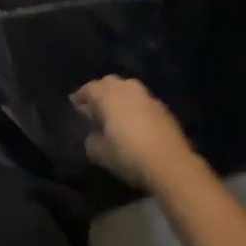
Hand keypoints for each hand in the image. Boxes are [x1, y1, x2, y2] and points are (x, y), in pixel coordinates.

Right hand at [72, 77, 195, 188]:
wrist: (170, 163)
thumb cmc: (128, 155)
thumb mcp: (100, 153)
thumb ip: (91, 139)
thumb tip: (94, 134)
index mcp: (109, 96)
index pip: (90, 88)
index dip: (80, 96)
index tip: (74, 104)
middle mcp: (128, 89)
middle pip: (110, 82)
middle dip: (100, 91)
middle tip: (93, 106)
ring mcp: (148, 97)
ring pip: (128, 88)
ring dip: (118, 96)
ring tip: (113, 112)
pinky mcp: (163, 108)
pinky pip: (141, 100)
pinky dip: (133, 105)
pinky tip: (132, 120)